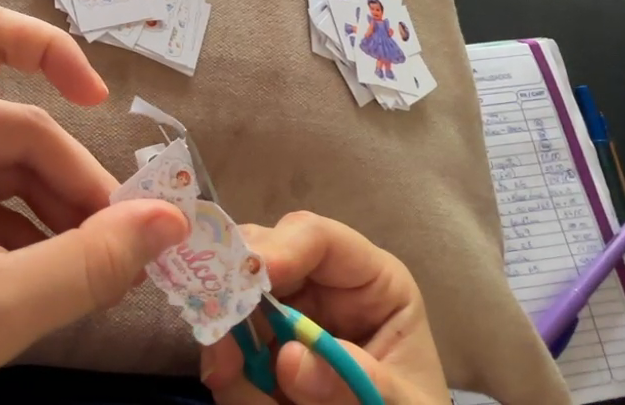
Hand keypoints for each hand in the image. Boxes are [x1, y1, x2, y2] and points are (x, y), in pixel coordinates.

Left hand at [0, 5, 190, 404]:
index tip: (101, 101)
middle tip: (126, 244)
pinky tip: (61, 276)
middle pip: (15, 126)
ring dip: (59, 213)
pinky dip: (30, 231)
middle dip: (73, 182)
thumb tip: (174, 221)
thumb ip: (90, 263)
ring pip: (9, 166)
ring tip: (103, 270)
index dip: (50, 51)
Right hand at [200, 212, 448, 404]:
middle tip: (221, 343)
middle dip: (237, 293)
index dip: (279, 249)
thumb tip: (289, 357)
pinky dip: (223, 364)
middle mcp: (319, 282)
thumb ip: (353, 378)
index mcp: (368, 279)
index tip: (251, 280)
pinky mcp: (262, 342)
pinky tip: (232, 384)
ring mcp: (285, 309)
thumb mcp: (403, 404)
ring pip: (233, 293)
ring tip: (229, 380)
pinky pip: (227, 337)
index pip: (317, 237)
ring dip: (225, 336)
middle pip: (261, 253)